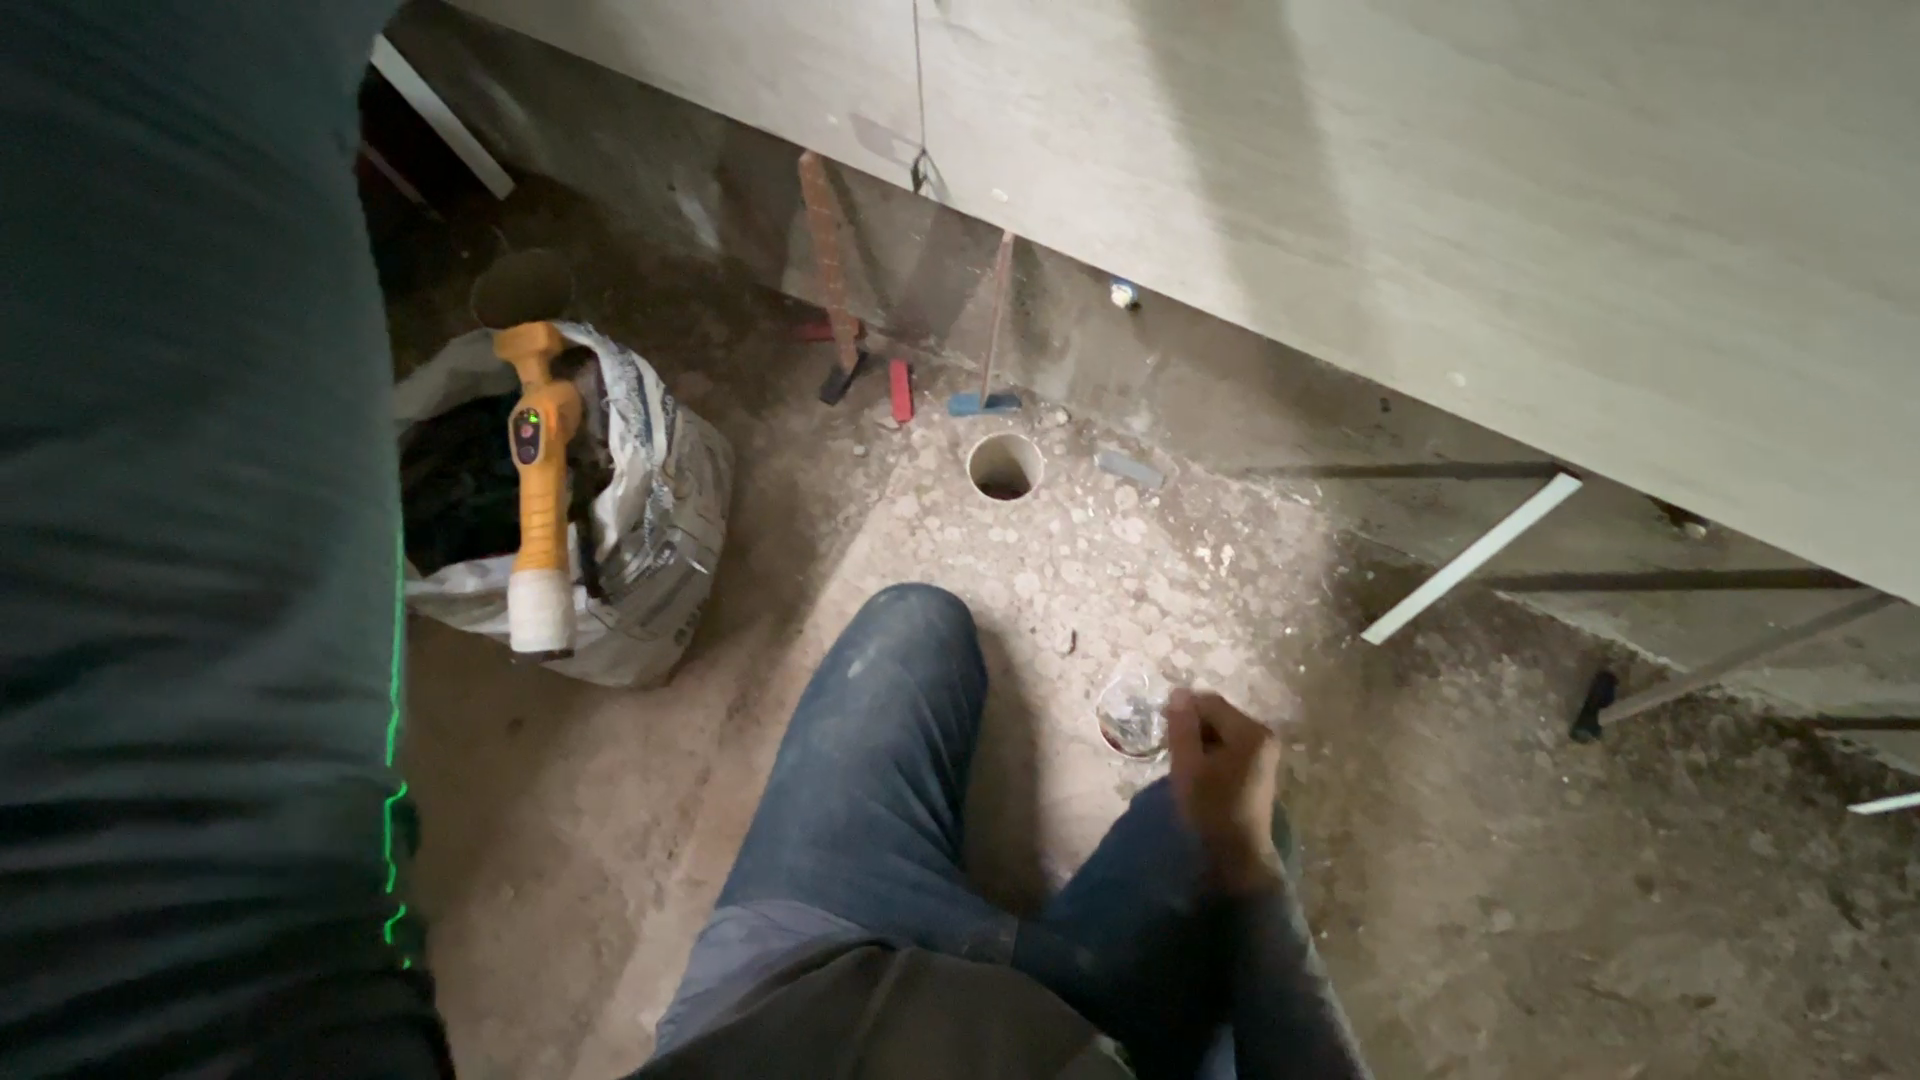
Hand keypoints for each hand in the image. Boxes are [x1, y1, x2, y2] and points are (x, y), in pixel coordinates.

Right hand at [1166, 688, 1283, 893]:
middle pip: (1217, 714)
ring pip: (1220, 729)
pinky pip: (1228, 744)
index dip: (1183, 710)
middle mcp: (1263, 734)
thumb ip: (1183, 726)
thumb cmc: (1211, 808)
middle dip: (1192, 726)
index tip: (1164, 732)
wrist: (1238, 854)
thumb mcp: (1188, 764)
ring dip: (1200, 740)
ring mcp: (1264, 751)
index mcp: (1250, 731)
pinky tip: (1200, 772)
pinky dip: (1211, 751)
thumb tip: (1178, 692)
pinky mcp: (1259, 765)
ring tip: (1186, 765)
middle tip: (1174, 751)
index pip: (1209, 702)